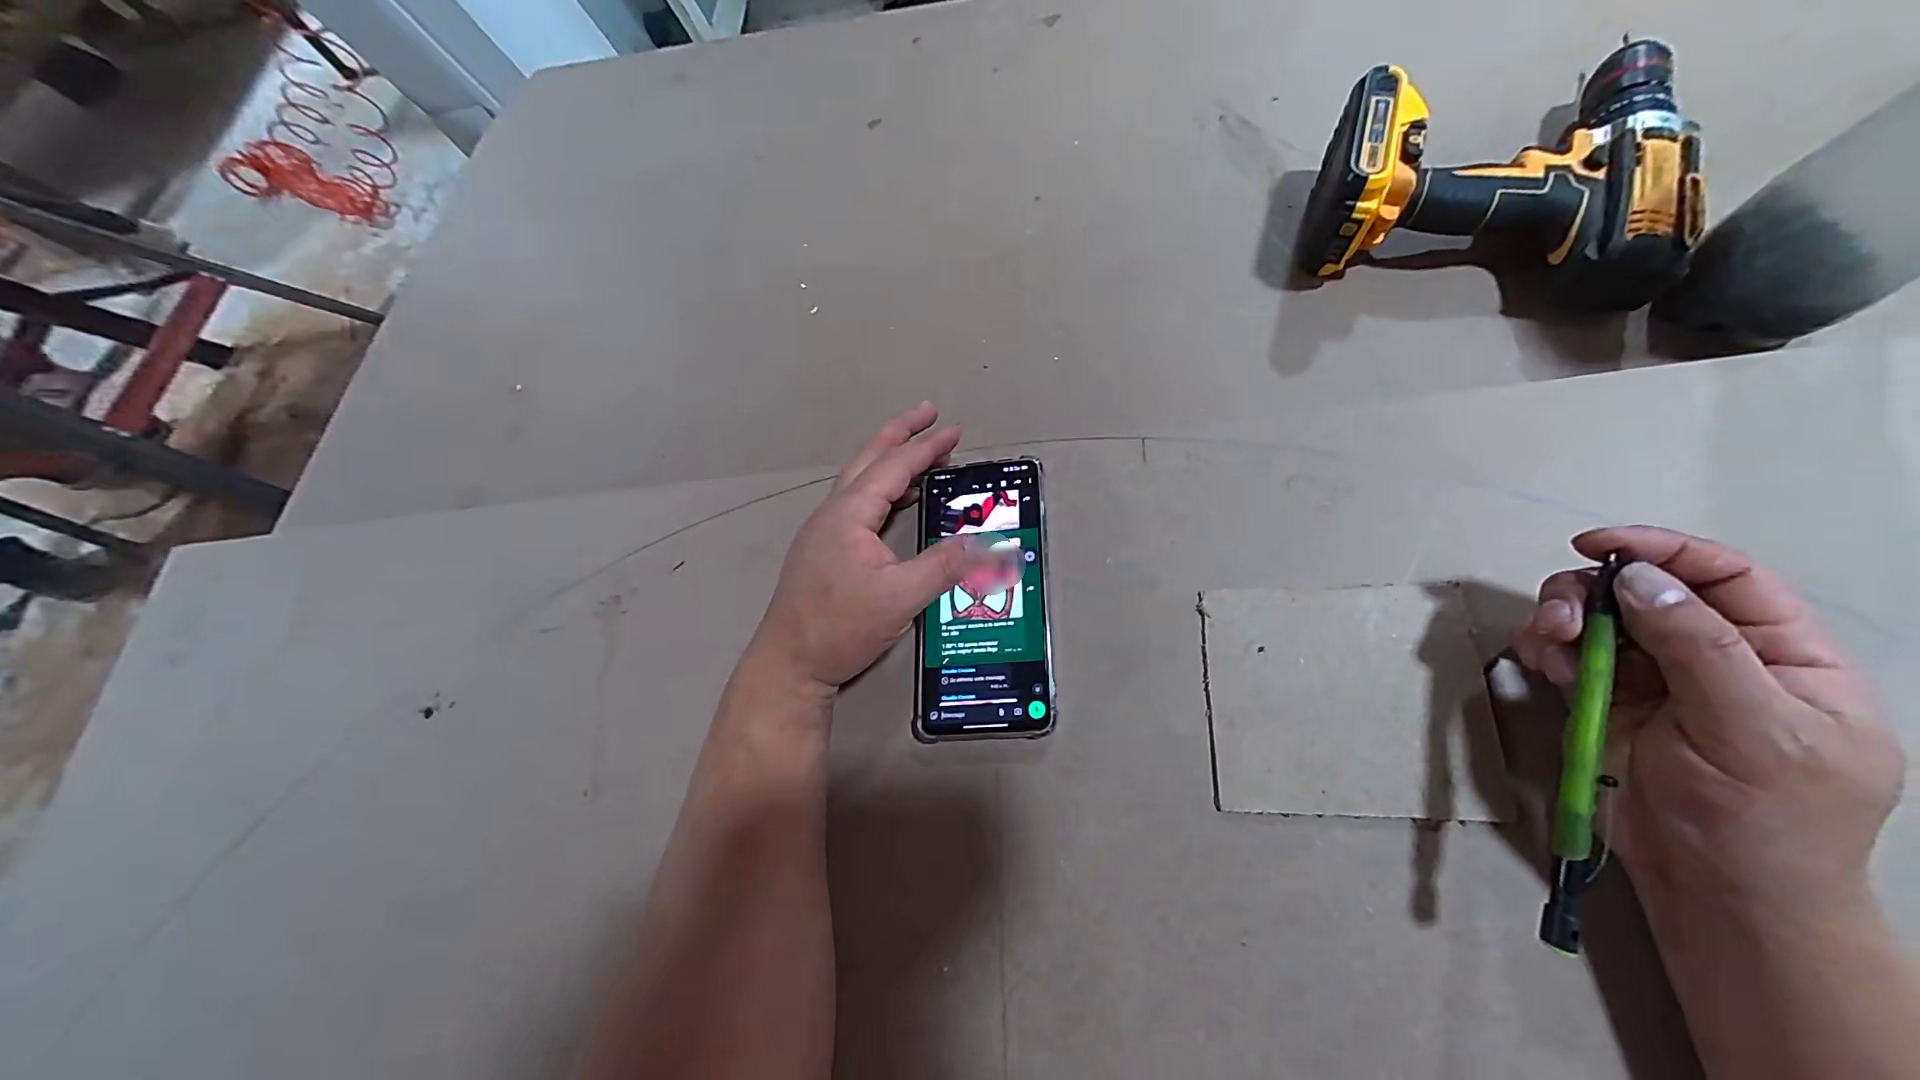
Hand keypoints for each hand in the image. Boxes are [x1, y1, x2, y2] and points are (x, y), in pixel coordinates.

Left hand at [748, 403, 1011, 694]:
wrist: (790, 663)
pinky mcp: (824, 551)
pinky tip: (899, 504)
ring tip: (920, 454)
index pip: (893, 468)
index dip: (926, 448)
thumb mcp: (900, 598)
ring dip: (890, 462)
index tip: (955, 431)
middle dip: (900, 434)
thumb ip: (943, 566)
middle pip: (868, 460)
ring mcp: (824, 532)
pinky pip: (858, 504)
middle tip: (928, 414)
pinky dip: (883, 491)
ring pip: (860, 482)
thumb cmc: (840, 627)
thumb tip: (984, 544)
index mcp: (848, 515)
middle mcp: (832, 514)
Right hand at [1512, 526, 1903, 928]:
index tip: (1597, 545)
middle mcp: (1712, 655)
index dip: (1664, 550)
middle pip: (1644, 591)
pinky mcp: (1603, 696)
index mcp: (1781, 655)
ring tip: (1547, 649)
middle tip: (1561, 620)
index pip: (1726, 578)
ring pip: (1596, 618)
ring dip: (1560, 621)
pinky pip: (1566, 652)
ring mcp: (1654, 677)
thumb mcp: (1752, 727)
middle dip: (1592, 594)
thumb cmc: (1763, 816)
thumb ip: (1699, 646)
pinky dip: (1545, 650)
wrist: (1713, 887)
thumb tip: (1639, 578)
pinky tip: (1546, 670)